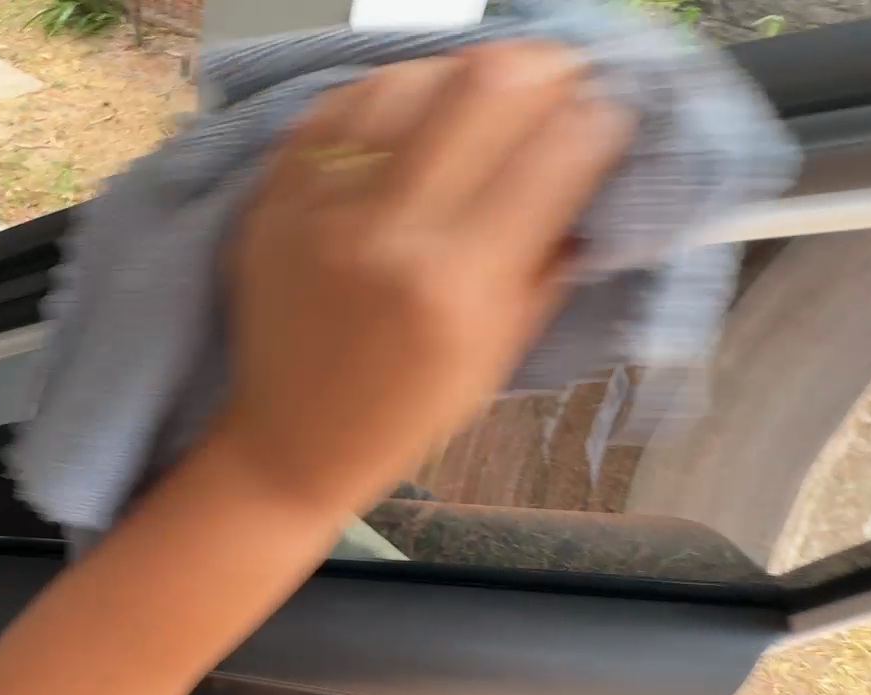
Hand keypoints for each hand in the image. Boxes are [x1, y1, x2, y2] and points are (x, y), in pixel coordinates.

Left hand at [215, 43, 633, 516]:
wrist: (286, 447)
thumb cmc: (395, 420)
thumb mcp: (491, 360)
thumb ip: (549, 264)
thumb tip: (592, 176)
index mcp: (454, 286)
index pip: (560, 148)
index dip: (600, 119)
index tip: (601, 124)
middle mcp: (385, 237)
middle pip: (486, 84)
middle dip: (542, 71)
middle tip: (548, 91)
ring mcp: (316, 217)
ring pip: (404, 80)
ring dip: (455, 76)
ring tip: (470, 106)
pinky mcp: (269, 213)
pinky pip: (327, 114)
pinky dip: (376, 98)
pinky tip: (400, 118)